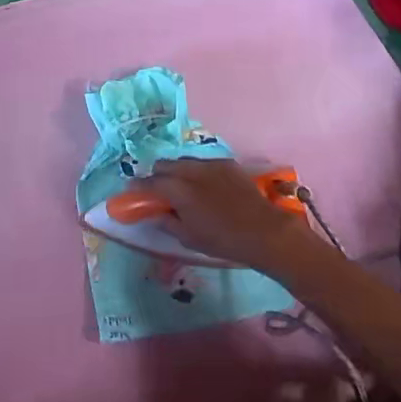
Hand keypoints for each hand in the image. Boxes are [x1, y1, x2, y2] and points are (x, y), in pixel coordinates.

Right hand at [128, 158, 325, 271]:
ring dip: (176, 171)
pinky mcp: (227, 164)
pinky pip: (203, 163)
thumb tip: (154, 213)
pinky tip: (205, 186)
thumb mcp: (189, 238)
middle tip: (159, 192)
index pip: (148, 182)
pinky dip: (197, 171)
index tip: (133, 193)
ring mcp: (209, 164)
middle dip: (156, 176)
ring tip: (182, 187)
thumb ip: (166, 222)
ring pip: (182, 161)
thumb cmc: (224, 240)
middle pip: (163, 165)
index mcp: (176, 189)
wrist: (267, 232)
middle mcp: (189, 170)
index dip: (138, 187)